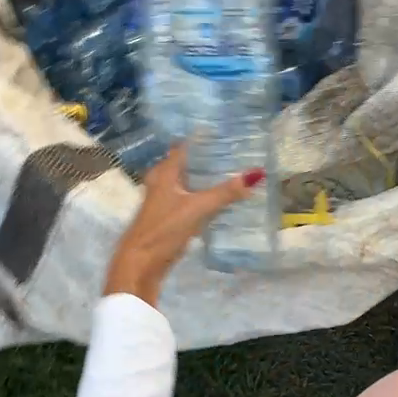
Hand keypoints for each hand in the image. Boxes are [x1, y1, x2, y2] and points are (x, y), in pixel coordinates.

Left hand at [104, 146, 264, 306]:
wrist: (140, 263)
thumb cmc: (164, 229)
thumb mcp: (197, 208)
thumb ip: (226, 193)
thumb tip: (256, 174)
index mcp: (165, 172)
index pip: (185, 147)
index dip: (203, 139)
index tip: (226, 133)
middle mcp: (163, 181)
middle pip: (189, 164)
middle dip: (210, 159)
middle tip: (236, 152)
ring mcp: (164, 200)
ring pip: (190, 182)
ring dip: (207, 179)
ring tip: (234, 172)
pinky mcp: (169, 216)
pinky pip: (191, 199)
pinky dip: (204, 195)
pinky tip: (221, 198)